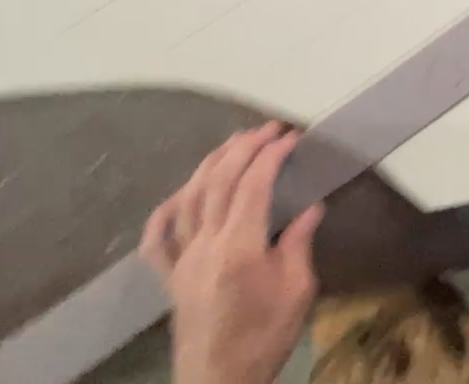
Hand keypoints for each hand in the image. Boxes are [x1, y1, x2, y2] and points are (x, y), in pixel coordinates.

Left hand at [141, 122, 326, 383]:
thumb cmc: (264, 338)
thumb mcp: (297, 292)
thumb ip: (298, 245)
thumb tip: (310, 208)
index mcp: (239, 248)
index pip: (253, 186)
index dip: (271, 155)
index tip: (291, 137)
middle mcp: (205, 246)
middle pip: (219, 182)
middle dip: (244, 148)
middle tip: (268, 130)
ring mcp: (182, 261)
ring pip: (189, 199)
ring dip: (211, 165)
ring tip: (233, 143)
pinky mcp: (170, 279)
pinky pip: (157, 240)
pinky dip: (165, 211)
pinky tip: (179, 195)